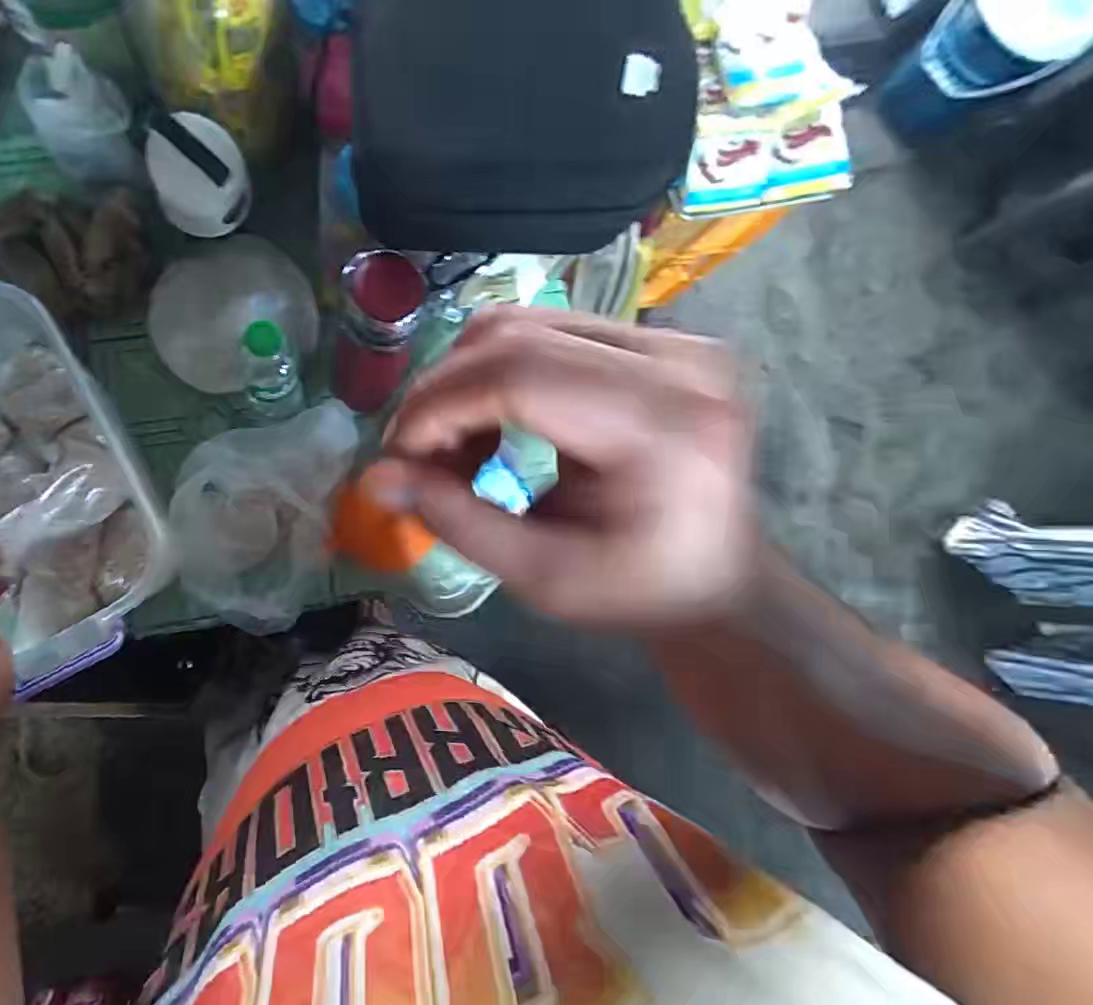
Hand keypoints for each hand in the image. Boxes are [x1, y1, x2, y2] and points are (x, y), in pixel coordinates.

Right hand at [367, 307, 758, 629]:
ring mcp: (671, 341)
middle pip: (518, 336)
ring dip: (465, 381)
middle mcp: (677, 362)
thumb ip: (459, 523)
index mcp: (661, 427)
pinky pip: (549, 331)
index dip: (439, 408)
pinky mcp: (656, 341)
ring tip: (457, 448)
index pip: (522, 375)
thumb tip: (378, 477)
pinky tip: (494, 427)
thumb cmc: (637, 593)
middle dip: (442, 393)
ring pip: (525, 323)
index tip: (399, 457)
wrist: (714, 578)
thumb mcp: (544, 579)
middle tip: (416, 455)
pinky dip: (497, 374)